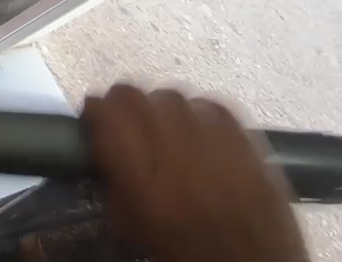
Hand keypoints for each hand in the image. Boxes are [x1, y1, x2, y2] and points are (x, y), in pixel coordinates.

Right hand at [83, 84, 307, 261]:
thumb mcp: (127, 220)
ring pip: (172, 96)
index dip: (95, 111)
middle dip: (123, 103)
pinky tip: (200, 128)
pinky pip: (216, 108)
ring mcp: (212, 143)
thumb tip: (98, 141)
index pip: (101, 110)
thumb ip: (108, 174)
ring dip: (162, 108)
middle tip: (126, 120)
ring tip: (166, 126)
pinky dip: (202, 112)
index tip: (96, 119)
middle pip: (132, 94)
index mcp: (134, 168)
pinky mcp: (247, 148)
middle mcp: (169, 146)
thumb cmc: (180, 247)